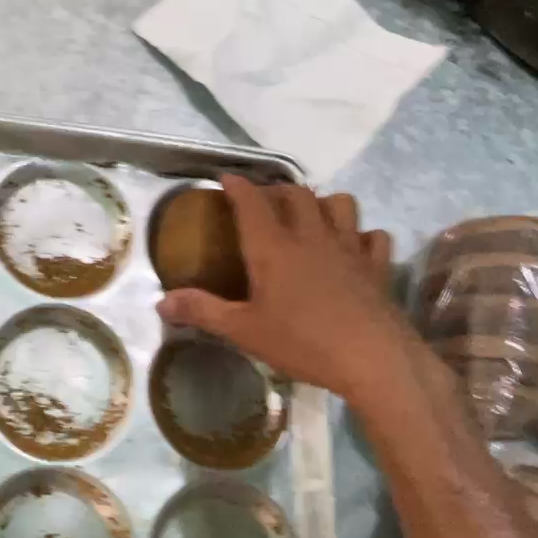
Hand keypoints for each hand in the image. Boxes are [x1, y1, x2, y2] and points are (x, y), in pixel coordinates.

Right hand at [157, 174, 417, 404]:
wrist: (372, 359)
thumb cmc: (302, 343)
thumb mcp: (243, 331)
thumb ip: (203, 312)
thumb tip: (161, 302)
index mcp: (274, 249)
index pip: (252, 203)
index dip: (238, 186)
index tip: (226, 178)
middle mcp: (312, 237)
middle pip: (297, 195)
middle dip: (278, 191)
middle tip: (264, 202)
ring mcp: (350, 249)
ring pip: (340, 204)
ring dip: (322, 202)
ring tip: (310, 216)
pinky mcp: (377, 266)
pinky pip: (373, 236)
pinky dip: (362, 235)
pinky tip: (353, 247)